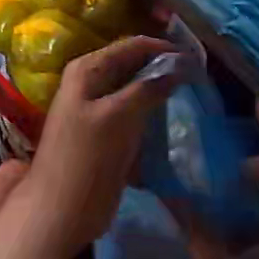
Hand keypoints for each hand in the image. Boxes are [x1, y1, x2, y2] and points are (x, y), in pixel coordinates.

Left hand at [16, 36, 175, 255]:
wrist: (60, 213)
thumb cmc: (86, 159)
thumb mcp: (118, 117)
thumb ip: (148, 88)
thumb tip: (180, 65)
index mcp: (87, 69)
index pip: (132, 45)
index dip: (164, 48)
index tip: (197, 58)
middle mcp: (90, 82)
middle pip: (133, 64)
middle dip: (163, 68)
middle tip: (198, 76)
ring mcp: (97, 108)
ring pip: (135, 89)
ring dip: (160, 90)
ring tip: (192, 93)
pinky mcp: (105, 133)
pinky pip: (134, 112)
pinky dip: (152, 111)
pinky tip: (171, 117)